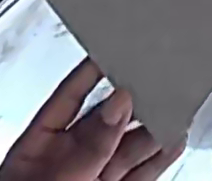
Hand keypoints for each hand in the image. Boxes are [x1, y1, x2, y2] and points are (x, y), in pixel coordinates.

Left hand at [0, 57, 182, 180]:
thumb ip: (87, 148)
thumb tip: (118, 101)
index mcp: (35, 151)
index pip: (67, 97)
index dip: (92, 70)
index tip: (119, 43)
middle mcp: (64, 164)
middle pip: (103, 121)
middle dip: (132, 100)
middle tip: (160, 75)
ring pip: (125, 150)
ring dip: (151, 128)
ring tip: (176, 104)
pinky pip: (136, 178)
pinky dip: (157, 161)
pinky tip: (172, 143)